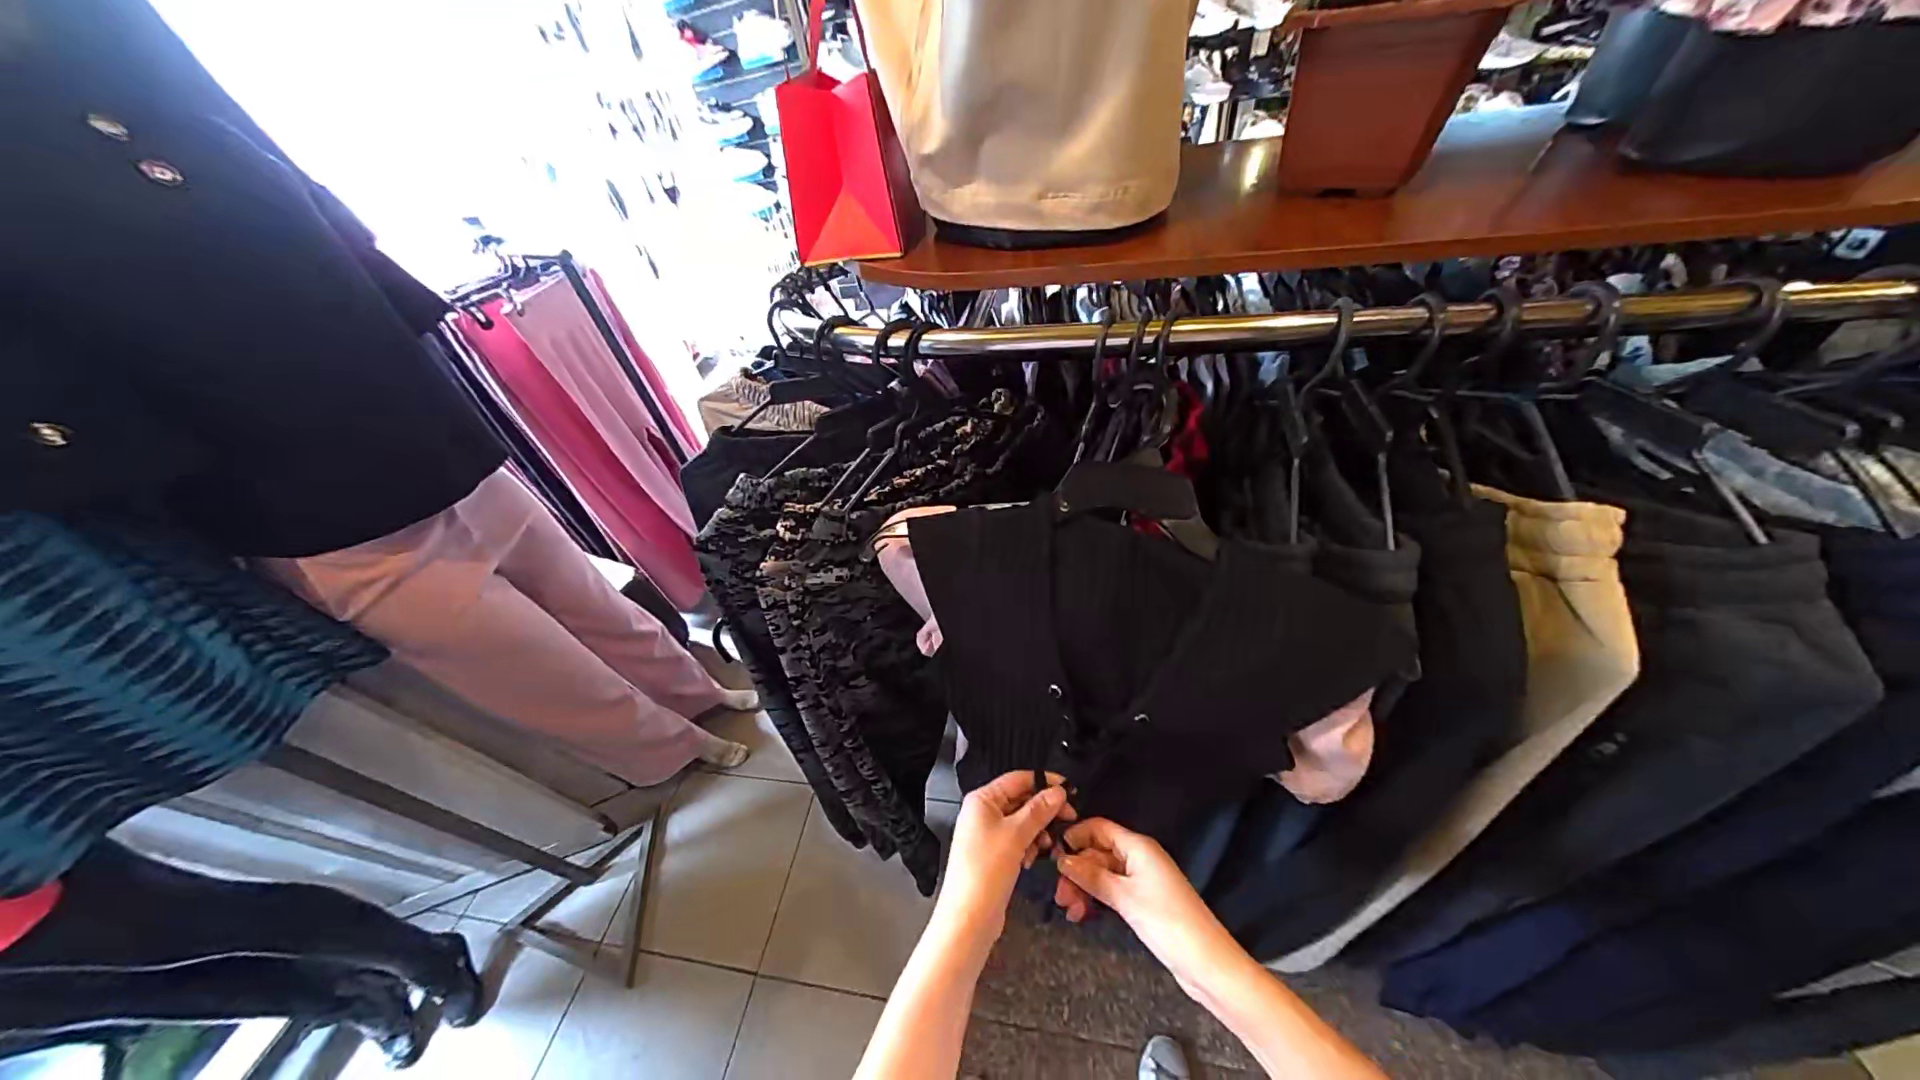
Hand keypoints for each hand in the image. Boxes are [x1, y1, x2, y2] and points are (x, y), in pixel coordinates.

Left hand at [936, 771, 1075, 940]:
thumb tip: (1057, 792)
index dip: (1044, 782)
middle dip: (1044, 809)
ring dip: (1038, 830)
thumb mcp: (1016, 835)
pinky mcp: (993, 854)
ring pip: (1021, 821)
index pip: (1018, 779)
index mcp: (982, 800)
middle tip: (1068, 817)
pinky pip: (1017, 839)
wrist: (969, 917)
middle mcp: (982, 813)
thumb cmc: (984, 872)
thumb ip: (1039, 810)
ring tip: (1048, 844)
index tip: (1068, 789)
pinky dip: (1029, 845)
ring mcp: (987, 834)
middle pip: (1020, 799)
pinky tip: (1034, 857)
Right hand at [1052, 818, 1243, 995]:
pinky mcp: (1143, 901)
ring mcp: (1141, 880)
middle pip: (1098, 852)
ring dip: (1083, 887)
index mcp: (1138, 846)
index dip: (1075, 836)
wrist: (1207, 963)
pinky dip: (1096, 899)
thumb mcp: (1124, 896)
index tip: (1053, 856)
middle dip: (1076, 870)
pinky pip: (1112, 891)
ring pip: (1102, 874)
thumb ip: (1091, 876)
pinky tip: (1083, 914)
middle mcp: (1139, 857)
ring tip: (1069, 909)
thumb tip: (1063, 860)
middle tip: (1059, 895)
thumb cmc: (1167, 922)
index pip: (1099, 827)